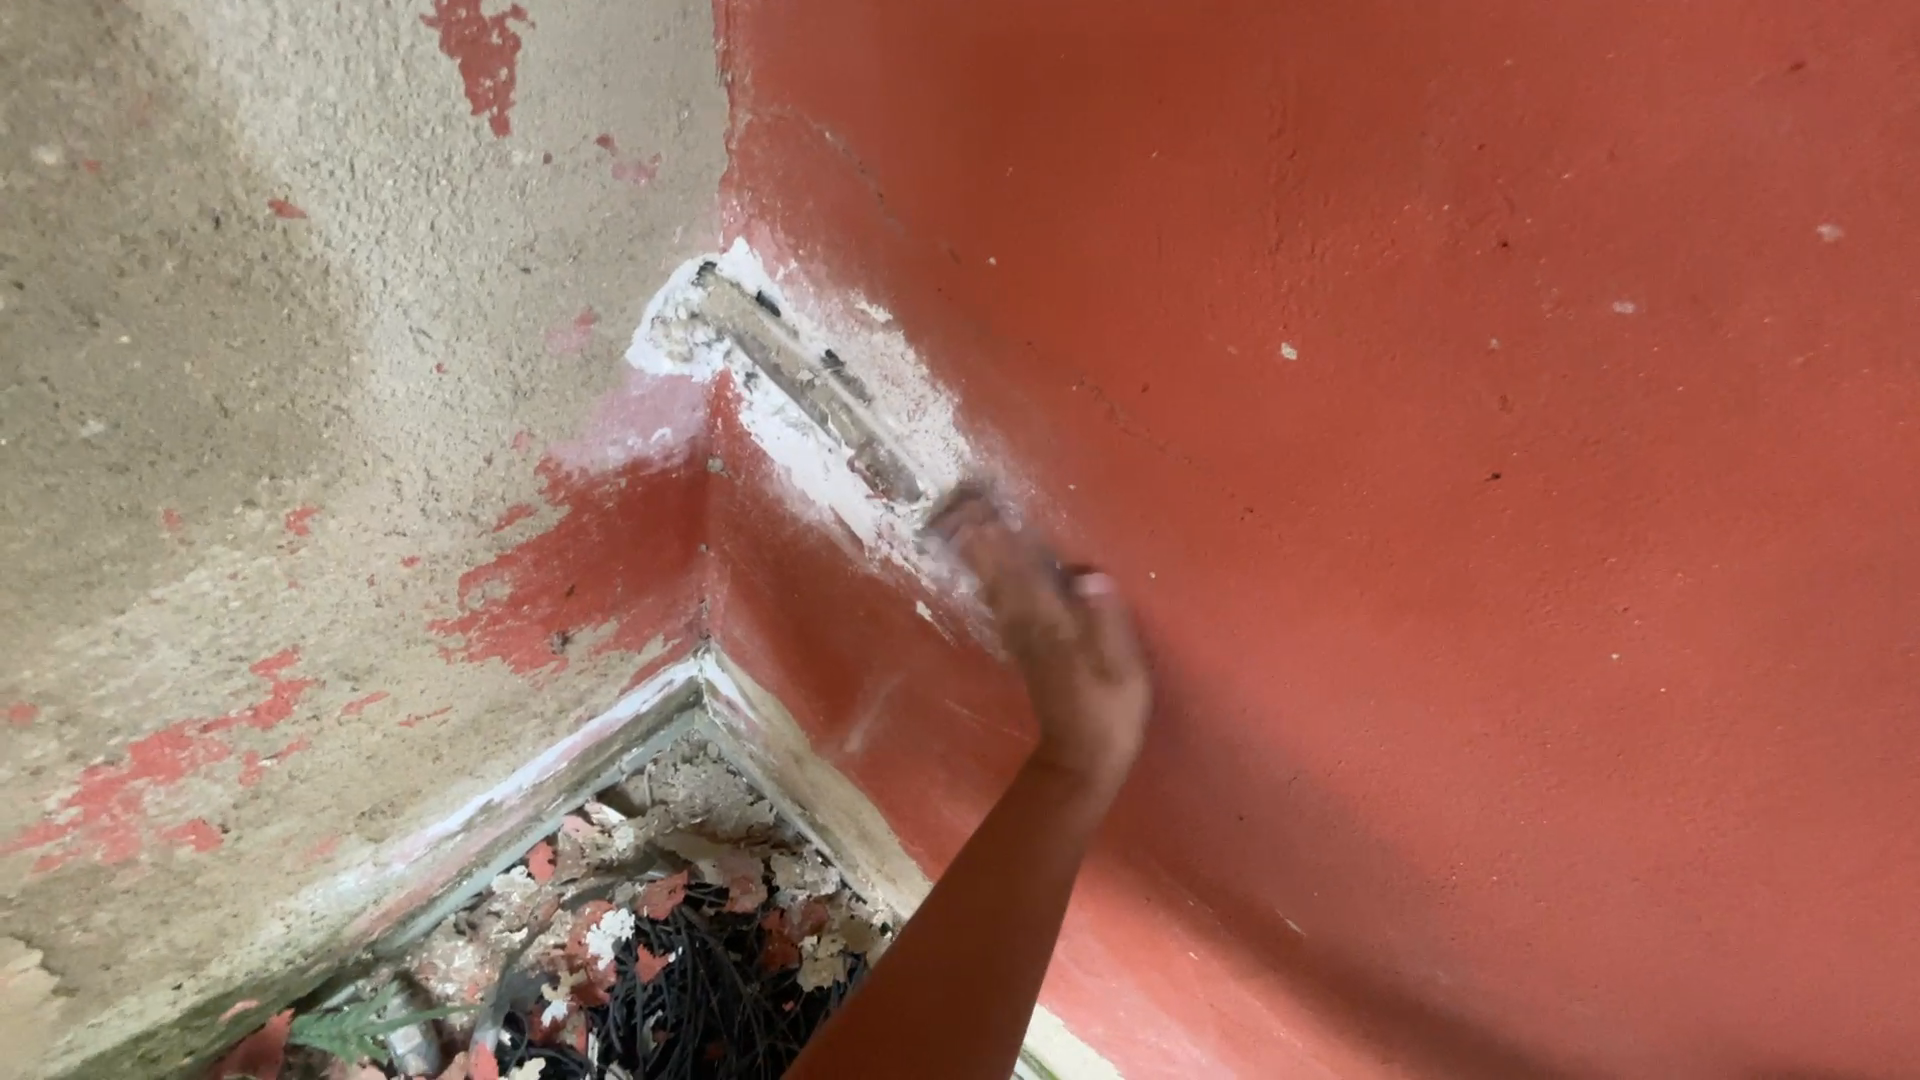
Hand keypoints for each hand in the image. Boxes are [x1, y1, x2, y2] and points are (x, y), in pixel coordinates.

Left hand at [927, 486, 1151, 789]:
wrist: (1082, 756)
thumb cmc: (1111, 710)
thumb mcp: (1123, 668)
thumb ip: (1106, 621)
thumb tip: (1090, 576)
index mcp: (1053, 624)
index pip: (1022, 572)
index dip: (1002, 539)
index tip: (983, 507)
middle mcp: (1028, 625)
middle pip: (997, 575)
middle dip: (979, 540)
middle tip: (961, 505)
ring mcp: (1020, 639)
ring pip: (992, 589)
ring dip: (977, 556)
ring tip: (963, 526)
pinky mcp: (1022, 649)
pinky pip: (998, 606)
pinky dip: (987, 582)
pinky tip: (982, 571)